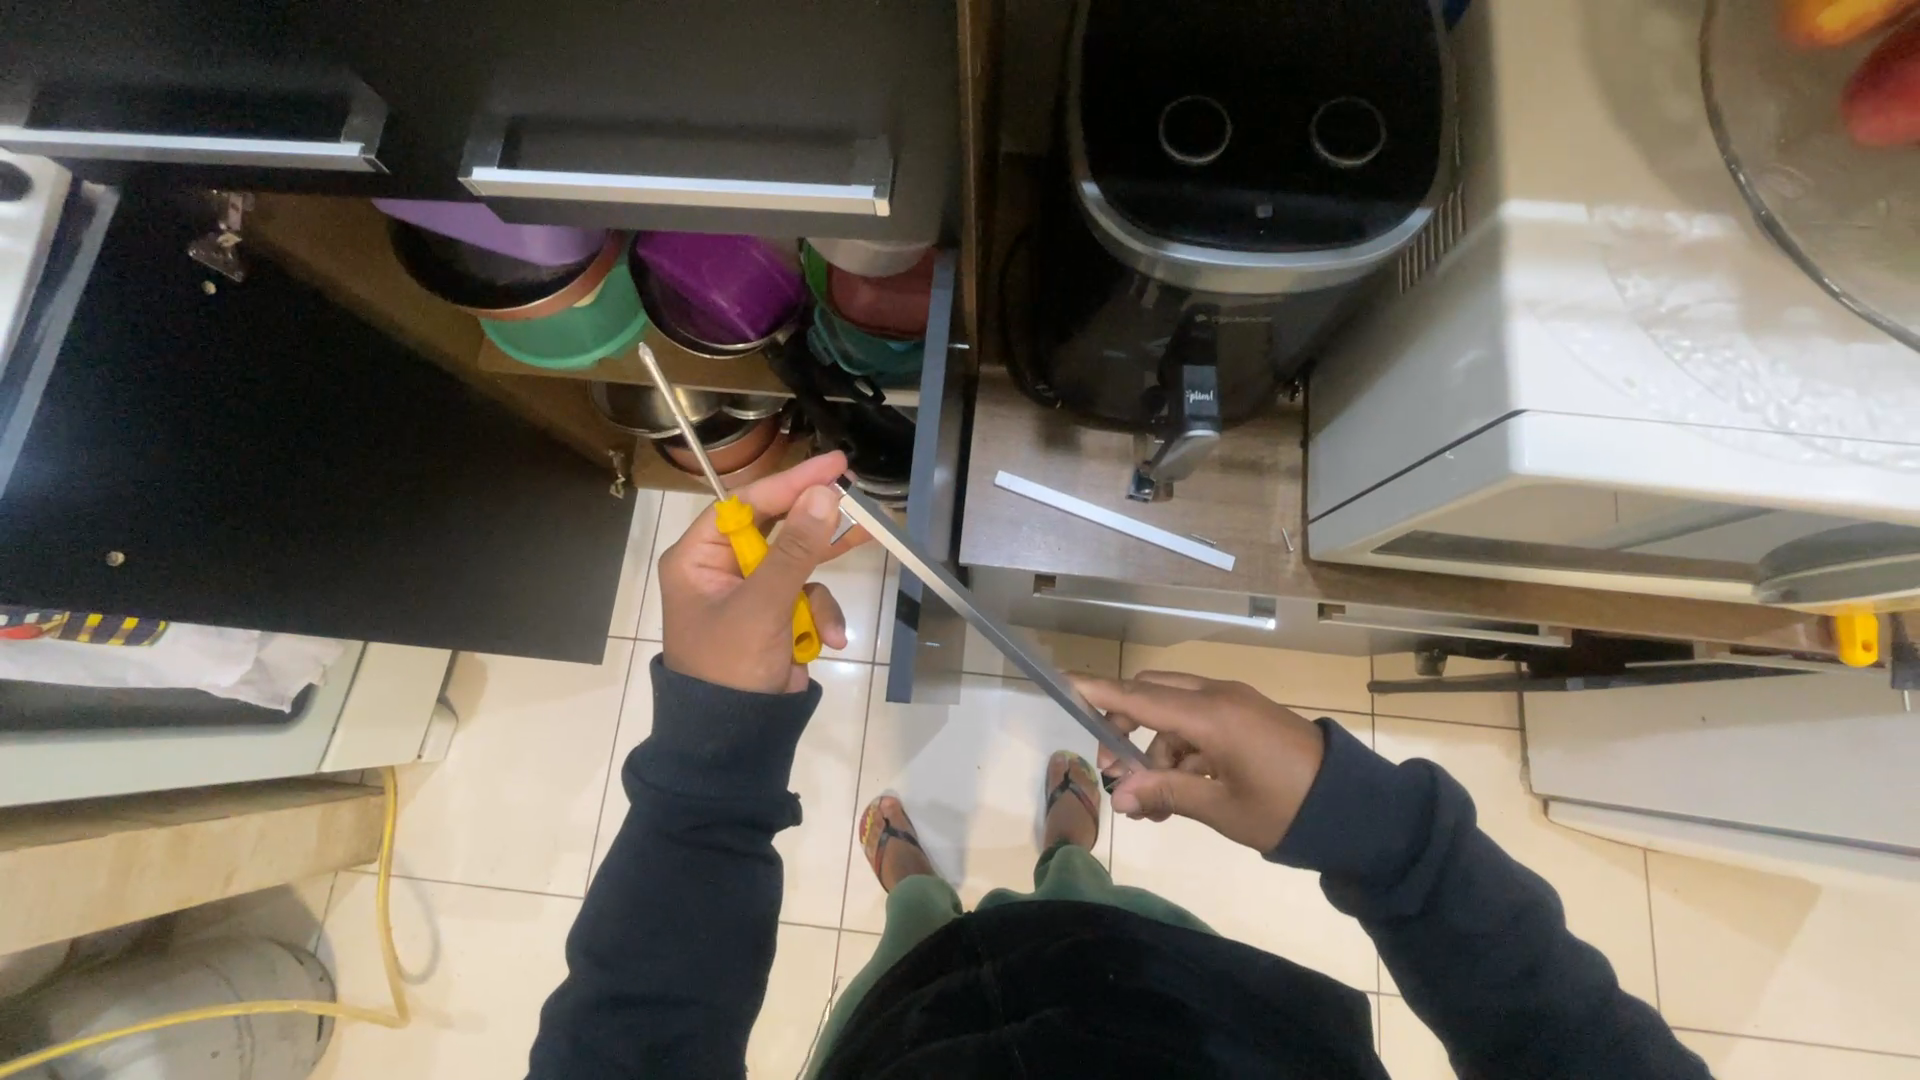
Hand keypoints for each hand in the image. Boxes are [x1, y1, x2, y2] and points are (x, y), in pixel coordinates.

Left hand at [658, 451, 869, 694]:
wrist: (735, 738)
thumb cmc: (731, 667)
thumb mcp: (763, 606)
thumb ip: (795, 550)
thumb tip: (825, 494)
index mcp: (699, 558)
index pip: (747, 504)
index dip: (790, 482)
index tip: (832, 466)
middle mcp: (722, 567)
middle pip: (777, 525)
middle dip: (816, 520)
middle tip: (856, 492)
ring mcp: (752, 592)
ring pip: (799, 559)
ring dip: (825, 571)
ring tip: (869, 538)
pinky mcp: (777, 615)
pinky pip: (808, 596)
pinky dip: (821, 614)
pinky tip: (826, 639)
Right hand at [1071, 672, 1327, 852]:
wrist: (1359, 809)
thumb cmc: (1288, 809)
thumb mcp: (1223, 809)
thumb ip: (1166, 794)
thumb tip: (1119, 797)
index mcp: (1211, 715)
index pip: (1139, 697)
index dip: (1099, 692)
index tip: (1064, 684)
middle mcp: (1217, 697)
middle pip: (1151, 694)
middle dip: (1123, 725)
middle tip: (1115, 770)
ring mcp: (1233, 703)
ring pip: (1172, 710)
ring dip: (1153, 747)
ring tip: (1152, 802)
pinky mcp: (1244, 715)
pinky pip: (1196, 721)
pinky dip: (1180, 749)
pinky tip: (1180, 791)